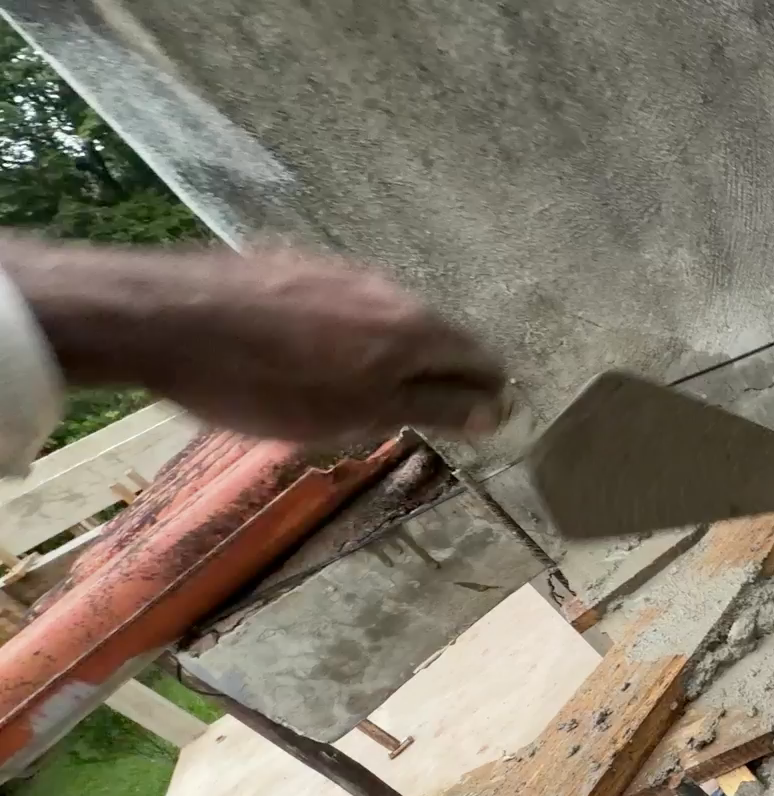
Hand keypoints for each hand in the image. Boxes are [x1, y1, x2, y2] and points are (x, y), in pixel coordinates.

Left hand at [0, 240, 506, 443]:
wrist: (148, 317)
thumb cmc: (270, 382)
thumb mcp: (366, 411)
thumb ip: (438, 409)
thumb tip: (497, 411)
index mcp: (422, 329)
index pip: (488, 362)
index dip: (486, 398)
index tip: (465, 427)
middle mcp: (396, 290)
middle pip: (443, 340)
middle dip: (438, 378)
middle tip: (404, 415)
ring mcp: (344, 271)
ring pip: (395, 322)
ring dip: (393, 356)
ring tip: (353, 388)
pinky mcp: (295, 263)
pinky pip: (348, 306)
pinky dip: (350, 335)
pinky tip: (307, 356)